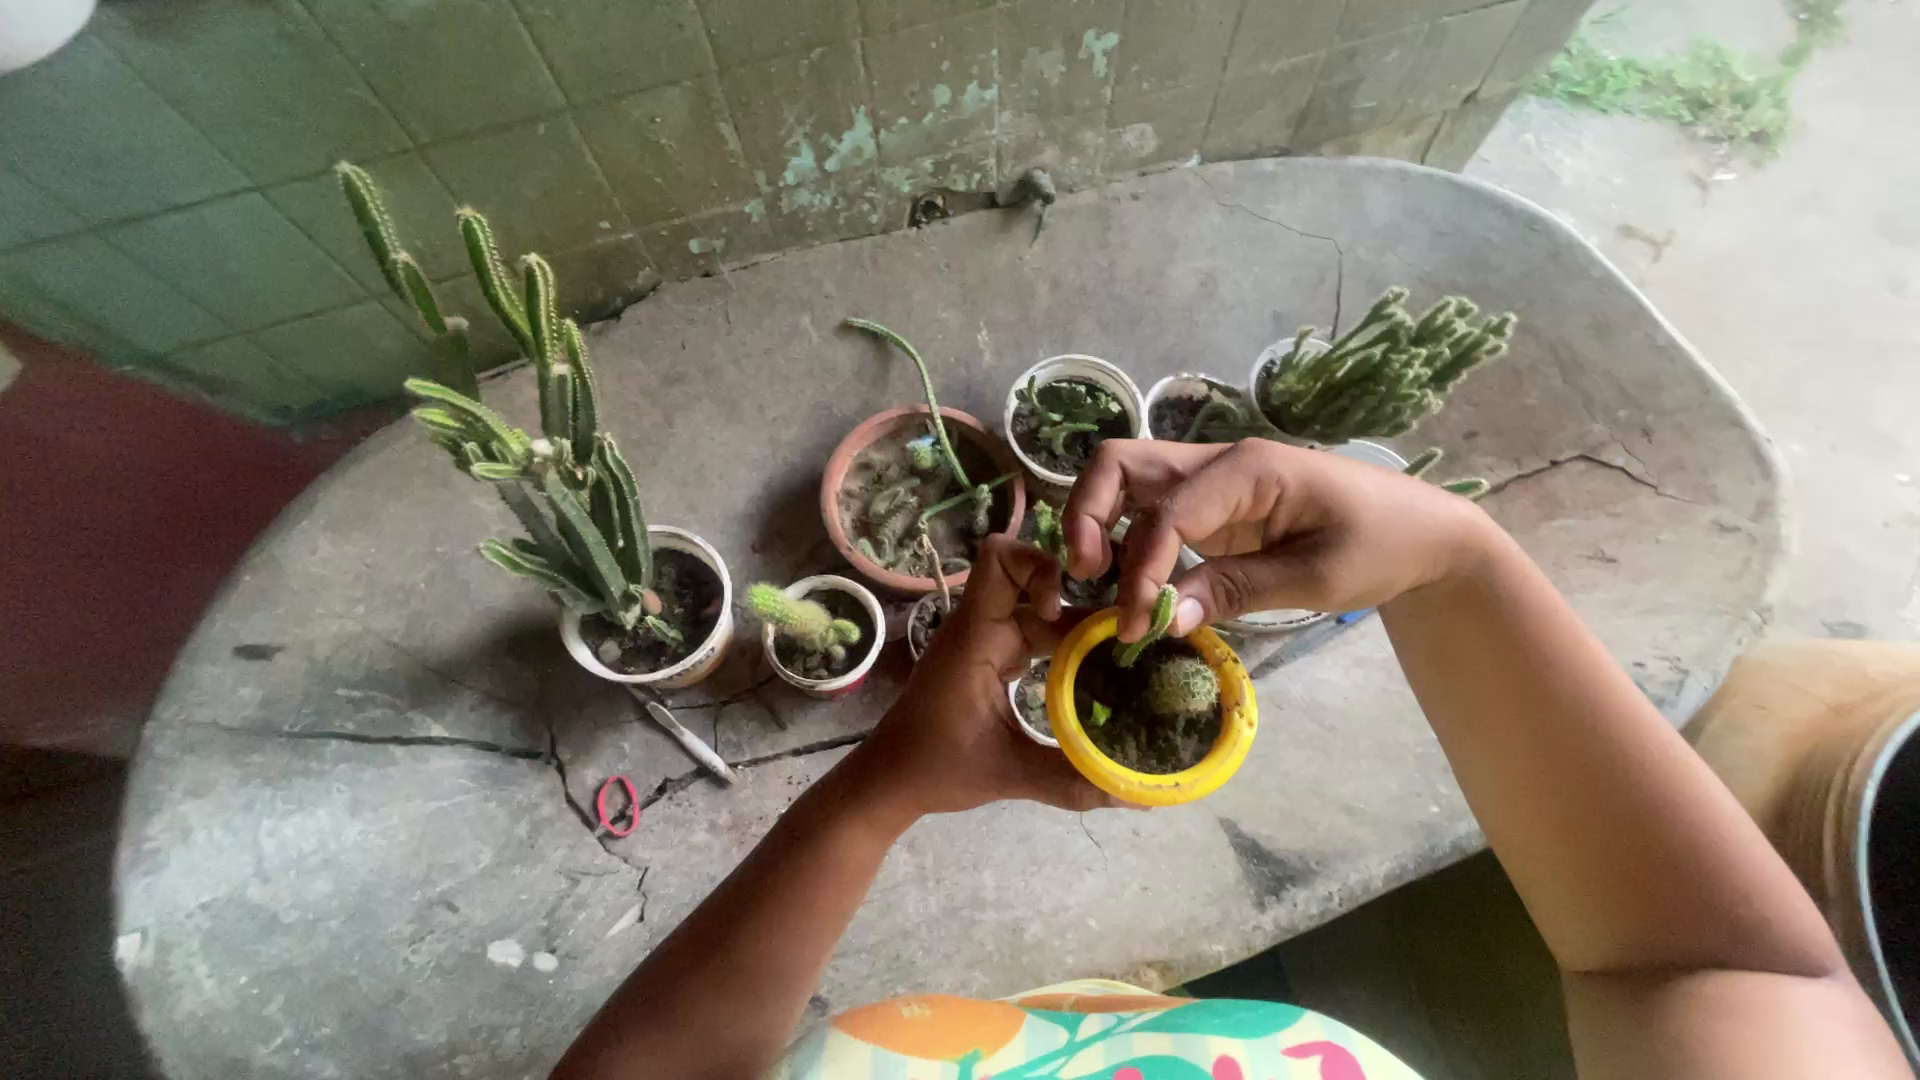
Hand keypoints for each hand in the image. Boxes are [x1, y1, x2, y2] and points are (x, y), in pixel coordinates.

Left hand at [846, 534, 1125, 816]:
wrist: (890, 778)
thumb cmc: (935, 767)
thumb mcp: (1008, 774)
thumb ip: (1073, 782)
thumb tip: (1140, 795)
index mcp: (977, 636)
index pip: (1001, 559)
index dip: (1040, 567)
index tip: (1066, 611)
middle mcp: (982, 627)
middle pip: (1039, 591)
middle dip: (1084, 609)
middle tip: (1134, 639)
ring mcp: (986, 641)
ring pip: (1041, 615)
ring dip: (1078, 631)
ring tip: (1125, 658)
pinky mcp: (989, 658)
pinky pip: (1033, 637)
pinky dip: (1063, 648)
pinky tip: (1094, 674)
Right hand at [1063, 439, 1496, 640]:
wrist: (1422, 531)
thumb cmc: (1382, 545)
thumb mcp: (1316, 577)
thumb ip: (1236, 590)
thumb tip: (1165, 620)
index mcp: (1248, 468)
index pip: (1167, 513)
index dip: (1142, 569)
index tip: (1139, 624)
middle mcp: (1217, 462)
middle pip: (1120, 462)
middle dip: (1087, 513)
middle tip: (1085, 572)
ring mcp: (1210, 480)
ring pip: (1124, 478)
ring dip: (1096, 521)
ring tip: (1096, 577)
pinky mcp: (1209, 504)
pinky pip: (1148, 509)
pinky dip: (1124, 537)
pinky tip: (1129, 579)